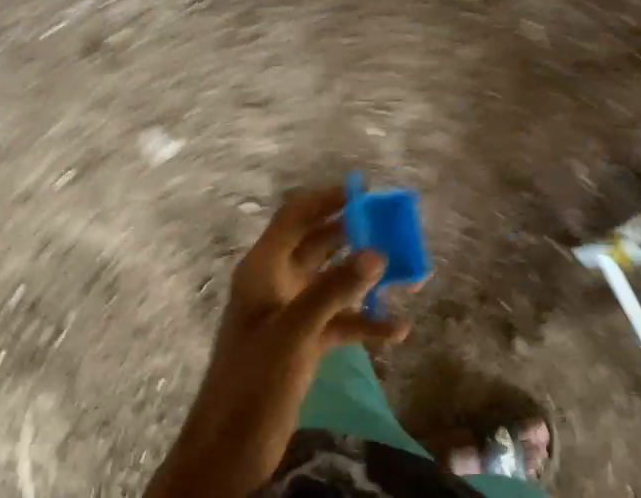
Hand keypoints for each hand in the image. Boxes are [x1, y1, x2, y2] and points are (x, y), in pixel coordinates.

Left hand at [146, 188, 411, 497]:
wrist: (230, 449)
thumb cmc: (253, 380)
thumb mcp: (294, 331)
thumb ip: (334, 289)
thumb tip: (377, 251)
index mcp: (263, 268)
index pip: (295, 216)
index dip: (327, 199)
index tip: (365, 190)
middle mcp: (277, 282)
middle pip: (320, 244)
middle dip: (358, 237)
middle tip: (397, 231)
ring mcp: (291, 313)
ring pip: (335, 282)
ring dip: (368, 281)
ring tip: (410, 279)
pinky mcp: (304, 342)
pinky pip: (341, 321)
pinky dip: (366, 322)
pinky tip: (397, 331)